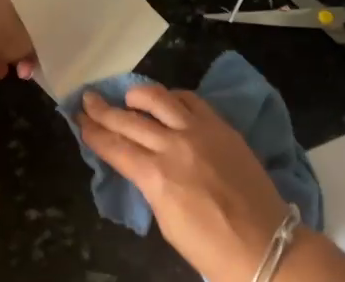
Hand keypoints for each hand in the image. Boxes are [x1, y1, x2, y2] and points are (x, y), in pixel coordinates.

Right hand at [77, 86, 289, 281]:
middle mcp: (173, 146)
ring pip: (159, 99)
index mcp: (155, 177)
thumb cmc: (212, 249)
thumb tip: (141, 166)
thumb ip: (151, 186)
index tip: (79, 120)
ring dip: (137, 95)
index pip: (114, 147)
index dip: (93, 132)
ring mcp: (199, 131)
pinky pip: (190, 100)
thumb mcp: (167, 222)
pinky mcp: (220, 126)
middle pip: (129, 120)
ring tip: (126, 95)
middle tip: (88, 98)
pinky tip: (166, 101)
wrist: (265, 246)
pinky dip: (173, 98)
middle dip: (103, 109)